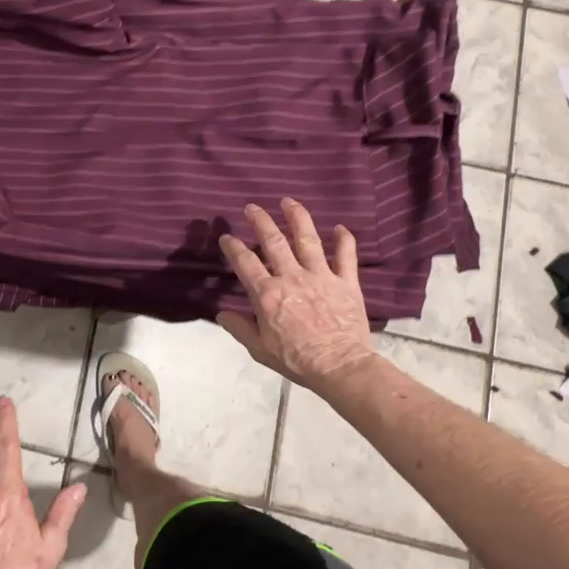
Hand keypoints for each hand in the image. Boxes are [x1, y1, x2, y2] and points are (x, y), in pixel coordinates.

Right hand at [216, 198, 374, 388]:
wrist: (339, 366)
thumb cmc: (295, 359)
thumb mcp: (258, 348)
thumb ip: (239, 327)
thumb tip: (222, 313)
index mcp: (267, 294)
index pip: (245, 262)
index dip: (234, 247)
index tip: (227, 237)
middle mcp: (291, 278)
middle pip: (274, 242)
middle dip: (261, 221)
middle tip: (252, 207)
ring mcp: (321, 277)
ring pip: (308, 240)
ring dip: (297, 218)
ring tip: (289, 202)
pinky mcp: (346, 283)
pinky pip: (346, 256)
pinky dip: (345, 240)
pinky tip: (341, 228)